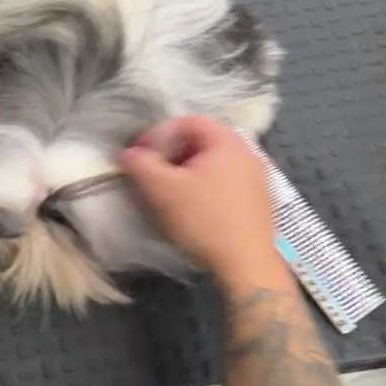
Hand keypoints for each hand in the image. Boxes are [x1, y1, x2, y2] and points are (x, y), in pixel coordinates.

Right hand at [118, 116, 283, 283]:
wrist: (246, 264)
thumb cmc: (202, 219)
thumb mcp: (162, 190)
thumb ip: (140, 164)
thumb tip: (126, 152)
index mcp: (227, 141)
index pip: (187, 122)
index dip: (157, 134)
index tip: (138, 155)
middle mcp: (248, 152)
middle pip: (201, 140)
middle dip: (171, 153)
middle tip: (151, 173)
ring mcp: (257, 176)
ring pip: (213, 162)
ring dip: (186, 170)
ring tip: (168, 191)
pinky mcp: (259, 199)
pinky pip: (225, 180)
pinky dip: (204, 185)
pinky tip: (192, 207)